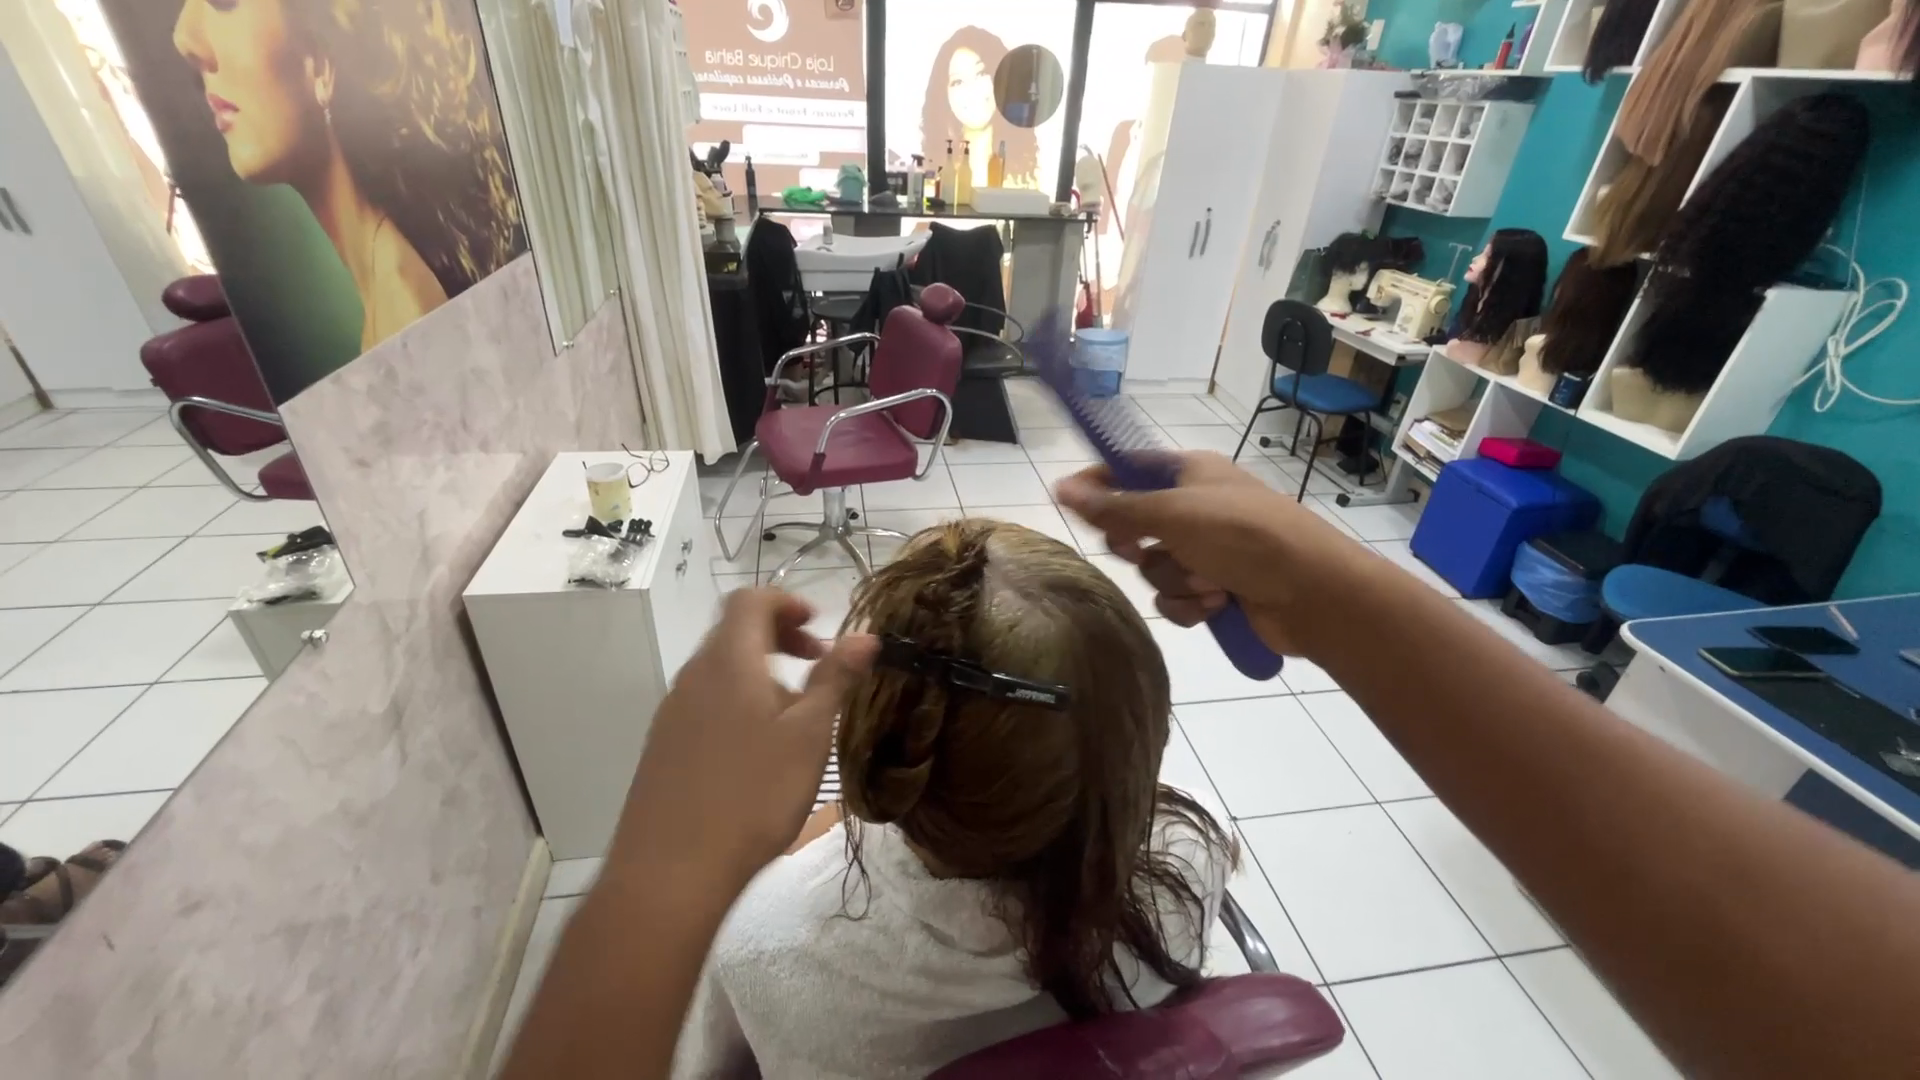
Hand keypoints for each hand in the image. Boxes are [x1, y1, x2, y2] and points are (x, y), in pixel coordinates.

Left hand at [620, 588, 876, 888]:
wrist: (671, 872)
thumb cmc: (752, 794)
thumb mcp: (808, 735)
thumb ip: (835, 679)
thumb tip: (866, 634)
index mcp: (728, 661)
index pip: (750, 600)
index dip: (787, 601)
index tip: (820, 626)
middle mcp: (693, 676)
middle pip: (734, 631)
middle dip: (781, 636)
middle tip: (819, 663)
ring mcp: (672, 712)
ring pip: (721, 669)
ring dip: (762, 671)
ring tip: (796, 713)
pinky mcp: (664, 746)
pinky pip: (707, 701)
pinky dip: (739, 700)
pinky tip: (758, 750)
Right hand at [1056, 451, 1370, 656]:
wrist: (1312, 593)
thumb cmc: (1243, 536)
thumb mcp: (1174, 515)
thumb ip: (1116, 507)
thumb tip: (1061, 487)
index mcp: (1189, 474)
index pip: (1128, 469)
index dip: (1098, 483)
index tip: (1067, 500)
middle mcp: (1195, 508)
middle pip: (1135, 526)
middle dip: (1142, 548)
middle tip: (1144, 549)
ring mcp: (1207, 550)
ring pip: (1154, 568)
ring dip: (1175, 581)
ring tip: (1208, 582)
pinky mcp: (1216, 588)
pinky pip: (1176, 598)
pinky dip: (1191, 604)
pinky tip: (1216, 604)